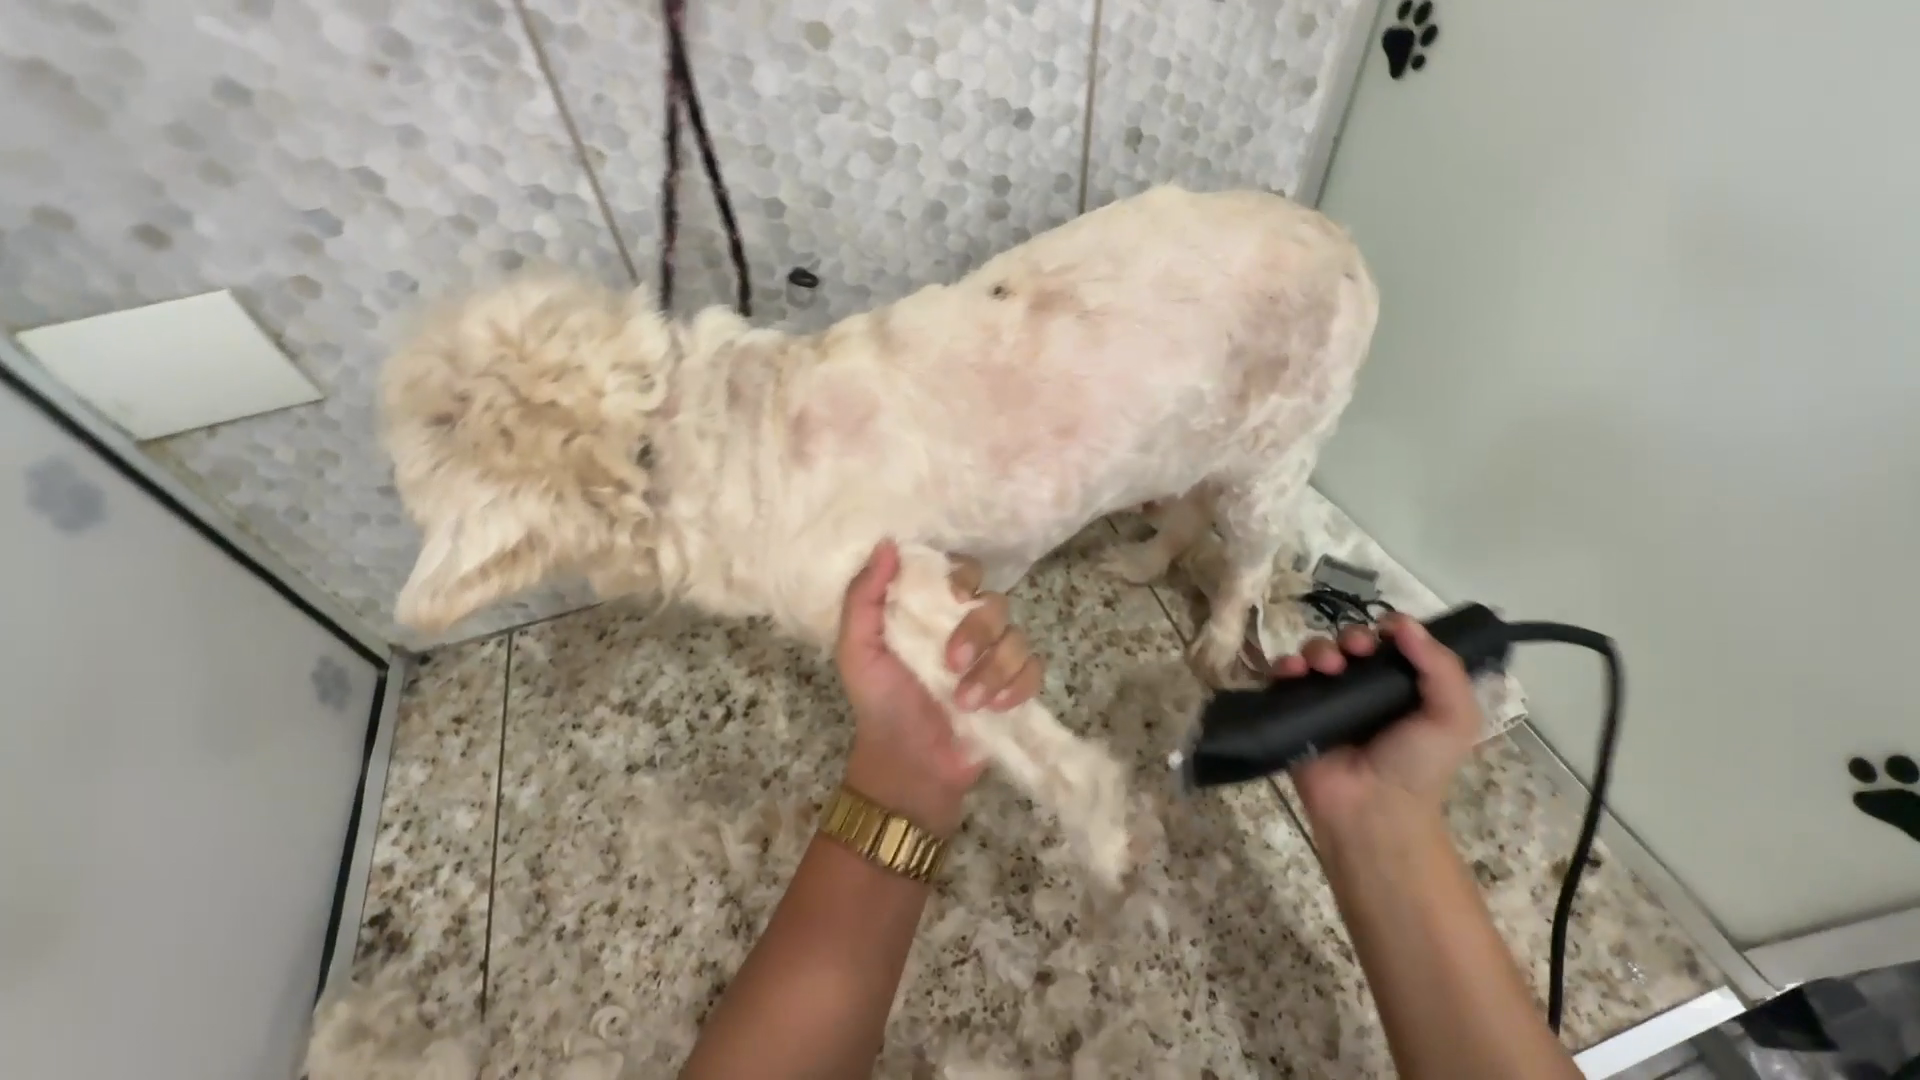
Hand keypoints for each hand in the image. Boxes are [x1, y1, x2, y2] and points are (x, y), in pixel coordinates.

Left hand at [834, 541, 1044, 834]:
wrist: (905, 763)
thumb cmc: (878, 701)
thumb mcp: (857, 648)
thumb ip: (864, 596)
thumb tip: (887, 544)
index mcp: (931, 610)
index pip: (962, 572)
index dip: (963, 578)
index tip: (950, 598)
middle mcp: (967, 627)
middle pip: (995, 603)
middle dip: (977, 631)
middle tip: (952, 662)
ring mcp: (994, 659)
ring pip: (1017, 637)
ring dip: (993, 669)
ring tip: (966, 700)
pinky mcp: (1014, 690)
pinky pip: (1033, 670)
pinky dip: (1016, 686)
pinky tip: (993, 708)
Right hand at [1278, 615, 1483, 833]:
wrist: (1373, 808)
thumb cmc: (1417, 765)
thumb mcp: (1453, 718)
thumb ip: (1442, 667)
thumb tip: (1401, 622)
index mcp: (1402, 686)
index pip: (1391, 642)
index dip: (1387, 630)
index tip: (1385, 632)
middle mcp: (1363, 688)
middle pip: (1349, 642)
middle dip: (1350, 636)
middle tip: (1354, 652)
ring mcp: (1326, 698)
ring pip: (1315, 653)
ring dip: (1318, 649)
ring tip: (1326, 668)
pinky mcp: (1294, 710)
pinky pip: (1282, 677)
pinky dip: (1284, 665)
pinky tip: (1293, 671)